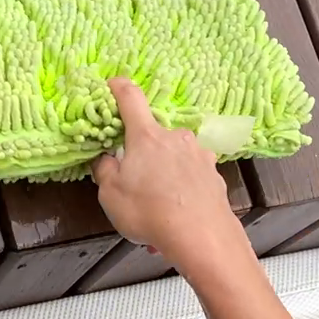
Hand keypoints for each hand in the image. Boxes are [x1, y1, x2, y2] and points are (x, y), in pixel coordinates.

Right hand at [92, 78, 255, 285]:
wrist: (200, 234)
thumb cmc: (148, 211)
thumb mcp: (110, 194)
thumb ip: (104, 171)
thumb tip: (107, 158)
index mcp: (146, 137)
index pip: (131, 100)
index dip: (119, 89)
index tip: (113, 84)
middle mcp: (175, 137)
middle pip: (153, 138)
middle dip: (143, 159)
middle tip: (134, 188)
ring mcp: (199, 154)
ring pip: (172, 163)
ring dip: (162, 181)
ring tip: (155, 213)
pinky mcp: (214, 174)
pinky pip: (189, 180)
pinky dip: (179, 195)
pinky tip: (175, 219)